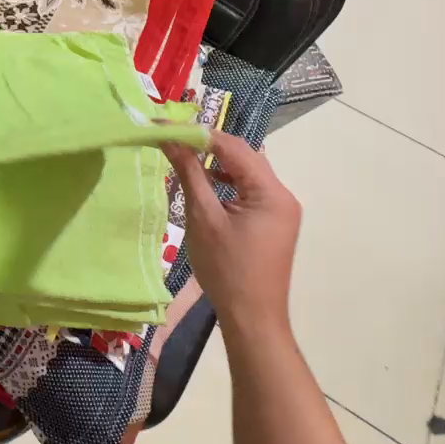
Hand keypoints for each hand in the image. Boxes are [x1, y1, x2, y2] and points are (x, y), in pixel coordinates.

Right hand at [162, 131, 301, 340]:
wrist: (252, 317)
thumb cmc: (226, 267)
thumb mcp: (203, 216)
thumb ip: (189, 172)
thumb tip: (168, 137)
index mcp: (271, 192)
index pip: (232, 147)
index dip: (197, 133)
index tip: (162, 126)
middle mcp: (282, 195)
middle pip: (242, 154)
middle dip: (206, 143)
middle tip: (169, 137)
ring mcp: (279, 209)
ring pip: (244, 170)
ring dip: (214, 161)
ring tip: (181, 155)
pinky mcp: (271, 220)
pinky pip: (247, 187)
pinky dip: (224, 180)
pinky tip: (202, 183)